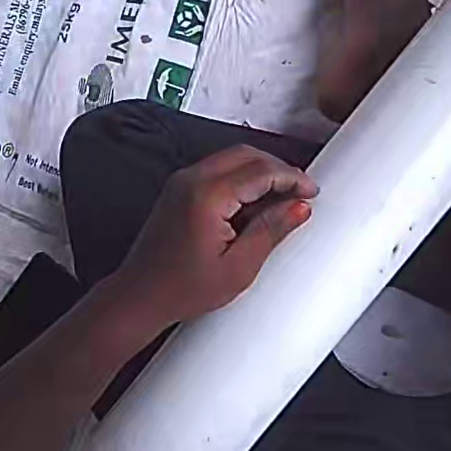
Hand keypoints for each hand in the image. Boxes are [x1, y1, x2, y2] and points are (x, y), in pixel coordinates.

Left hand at [107, 146, 316, 327]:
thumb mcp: (238, 268)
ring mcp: (180, 182)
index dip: (291, 178)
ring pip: (231, 158)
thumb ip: (270, 231)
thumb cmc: (180, 289)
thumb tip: (297, 208)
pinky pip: (216, 170)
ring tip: (280, 201)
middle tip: (299, 192)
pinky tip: (252, 205)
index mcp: (206, 197)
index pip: (260, 171)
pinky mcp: (177, 189)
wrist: (140, 295)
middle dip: (278, 169)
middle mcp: (190, 181)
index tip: (309, 191)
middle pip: (246, 154)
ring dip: (259, 171)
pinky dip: (240, 178)